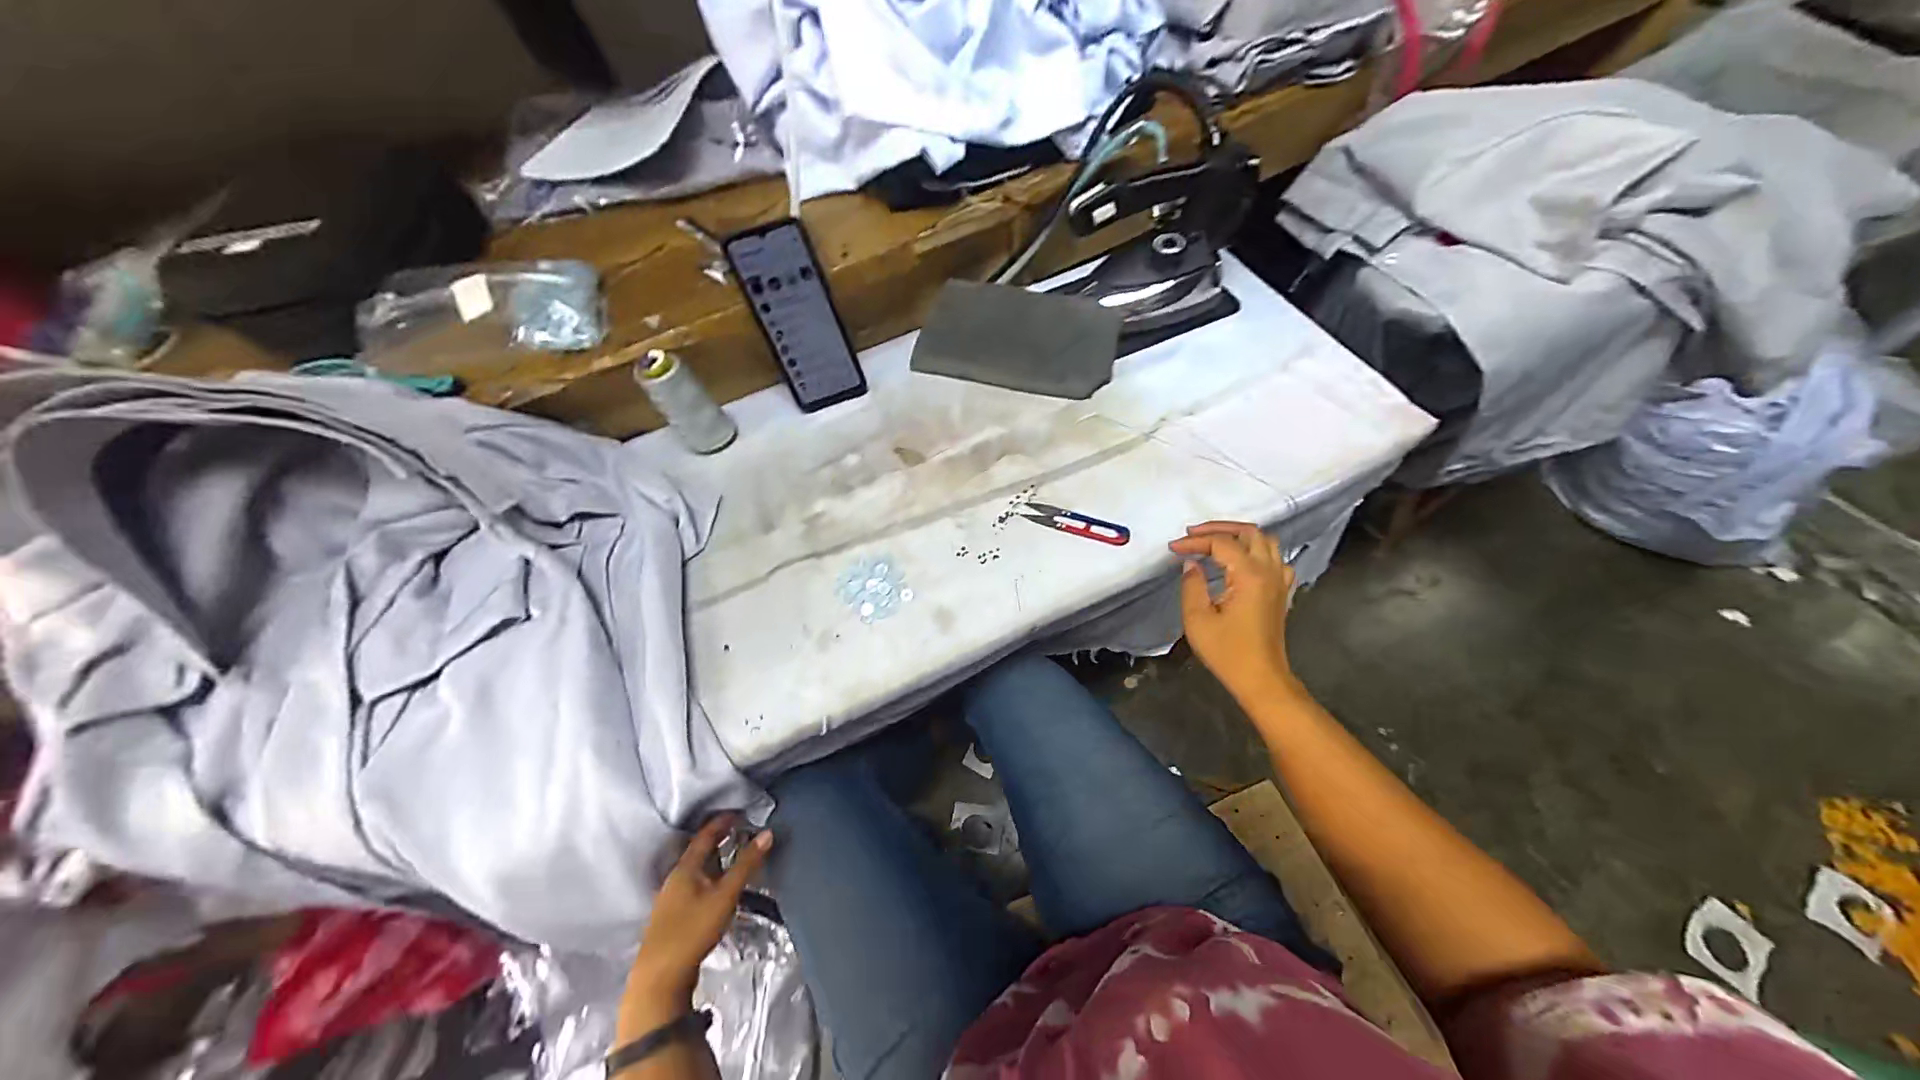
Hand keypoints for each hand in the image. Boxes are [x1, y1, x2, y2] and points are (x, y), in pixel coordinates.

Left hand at [621, 816, 772, 1027]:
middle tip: (740, 830)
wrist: (659, 979)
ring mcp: (670, 899)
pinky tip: (717, 888)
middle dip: (718, 840)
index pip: (704, 836)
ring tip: (733, 856)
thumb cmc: (693, 930)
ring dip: (713, 860)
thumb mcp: (725, 895)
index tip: (739, 811)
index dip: (721, 822)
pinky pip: (693, 885)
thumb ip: (746, 865)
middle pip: (697, 852)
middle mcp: (674, 879)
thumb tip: (767, 833)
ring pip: (695, 870)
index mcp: (684, 868)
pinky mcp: (671, 918)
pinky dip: (708, 878)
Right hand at [1169, 521, 1298, 700]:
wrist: (1261, 678)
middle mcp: (1269, 571)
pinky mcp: (1281, 592)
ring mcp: (1279, 581)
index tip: (1174, 548)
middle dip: (1220, 529)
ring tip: (1215, 542)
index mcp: (1249, 575)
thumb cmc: (1227, 651)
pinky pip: (1275, 559)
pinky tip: (1242, 562)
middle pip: (1249, 532)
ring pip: (1266, 542)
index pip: (1221, 543)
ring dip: (1240, 536)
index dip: (1195, 541)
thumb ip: (1192, 585)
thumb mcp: (1197, 619)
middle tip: (1194, 535)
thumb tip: (1191, 564)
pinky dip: (1257, 552)